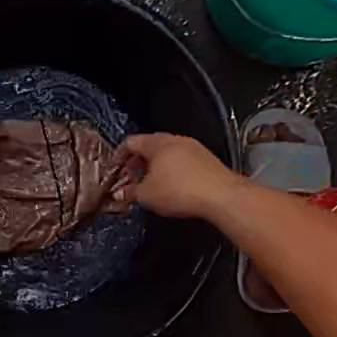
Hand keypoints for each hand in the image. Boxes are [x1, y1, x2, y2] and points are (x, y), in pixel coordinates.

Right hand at [114, 133, 245, 219]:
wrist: (221, 197)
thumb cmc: (181, 191)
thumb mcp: (146, 195)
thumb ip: (129, 192)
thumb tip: (120, 194)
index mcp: (157, 144)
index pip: (131, 142)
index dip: (119, 156)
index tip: (115, 168)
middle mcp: (176, 140)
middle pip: (149, 145)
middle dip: (137, 161)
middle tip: (130, 177)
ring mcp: (194, 148)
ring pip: (167, 152)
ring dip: (155, 166)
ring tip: (150, 183)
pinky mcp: (207, 160)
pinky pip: (183, 160)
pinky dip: (172, 169)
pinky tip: (171, 186)